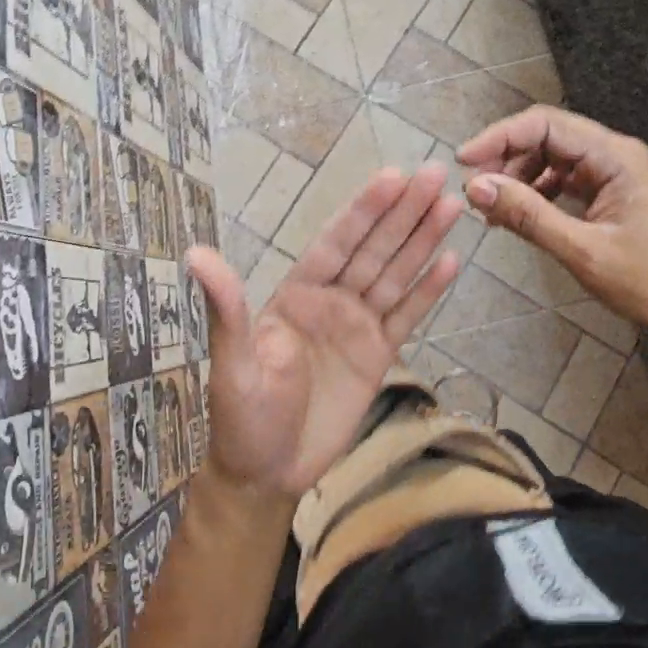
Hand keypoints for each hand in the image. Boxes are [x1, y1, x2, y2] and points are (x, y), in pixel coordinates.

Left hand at [188, 164, 463, 498]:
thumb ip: (227, 309)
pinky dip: (429, 290)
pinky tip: (451, 261)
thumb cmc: (242, 418)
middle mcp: (332, 300)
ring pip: (397, 275)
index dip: (365, 210)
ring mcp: (359, 326)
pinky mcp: (379, 356)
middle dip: (404, 212)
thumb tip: (195, 253)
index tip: (393, 177)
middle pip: (375, 249)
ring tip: (451, 207)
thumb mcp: (232, 365)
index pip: (337, 242)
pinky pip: (408, 317)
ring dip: (424, 241)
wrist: (268, 473)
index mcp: (297, 293)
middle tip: (435, 174)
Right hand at [458, 106, 647, 338]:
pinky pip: (570, 179)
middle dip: (507, 158)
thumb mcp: (585, 253)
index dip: (500, 137)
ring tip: (494, 208)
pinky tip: (523, 215)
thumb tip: (478, 188)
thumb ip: (530, 217)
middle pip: (550, 136)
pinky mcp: (616, 193)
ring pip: (557, 158)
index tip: (465, 161)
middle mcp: (617, 154)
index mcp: (616, 156)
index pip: (546, 124)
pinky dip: (541, 192)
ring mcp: (618, 172)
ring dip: (522, 176)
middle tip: (476, 191)